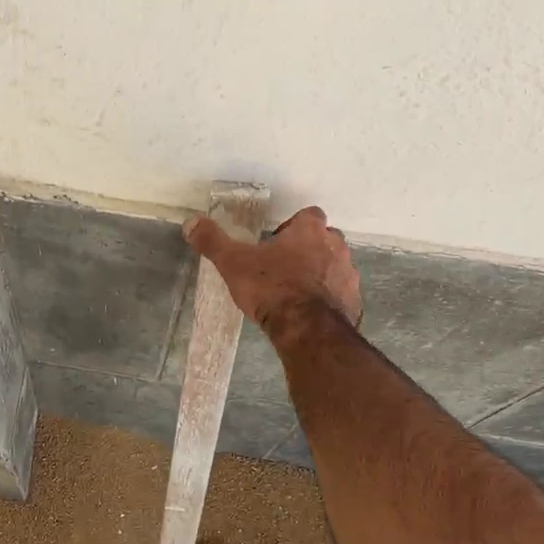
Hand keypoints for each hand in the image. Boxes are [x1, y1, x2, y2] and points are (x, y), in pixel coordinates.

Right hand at [184, 206, 362, 328]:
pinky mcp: (353, 301)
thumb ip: (214, 242)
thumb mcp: (234, 263)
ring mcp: (348, 274)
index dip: (294, 228)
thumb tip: (190, 223)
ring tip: (297, 297)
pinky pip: (341, 297)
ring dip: (320, 277)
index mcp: (309, 230)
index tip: (278, 245)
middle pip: (324, 241)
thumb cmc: (270, 288)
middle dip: (309, 252)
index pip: (308, 216)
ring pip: (335, 268)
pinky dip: (330, 302)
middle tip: (285, 272)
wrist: (305, 327)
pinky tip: (311, 317)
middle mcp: (335, 246)